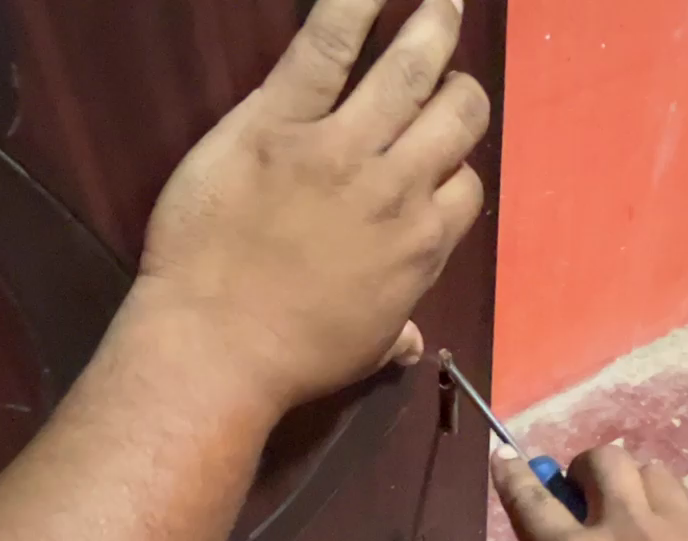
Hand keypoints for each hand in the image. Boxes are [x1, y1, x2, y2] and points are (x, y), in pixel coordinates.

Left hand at [123, 0, 488, 412]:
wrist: (219, 344)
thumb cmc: (297, 357)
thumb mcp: (365, 353)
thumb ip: (399, 336)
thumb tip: (416, 345)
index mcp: (422, 248)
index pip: (468, 187)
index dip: (458, 172)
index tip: (440, 170)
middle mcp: (398, 189)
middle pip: (458, 118)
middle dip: (461, 95)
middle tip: (448, 79)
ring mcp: (341, 149)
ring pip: (410, 72)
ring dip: (435, 30)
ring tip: (444, 6)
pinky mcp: (279, 120)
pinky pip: (326, 47)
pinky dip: (353, 4)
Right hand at [491, 444, 687, 540]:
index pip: (532, 500)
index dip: (513, 474)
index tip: (506, 455)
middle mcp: (629, 532)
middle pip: (604, 459)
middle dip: (583, 471)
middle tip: (582, 503)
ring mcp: (683, 535)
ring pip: (654, 472)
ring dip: (631, 490)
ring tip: (632, 526)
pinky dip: (669, 529)